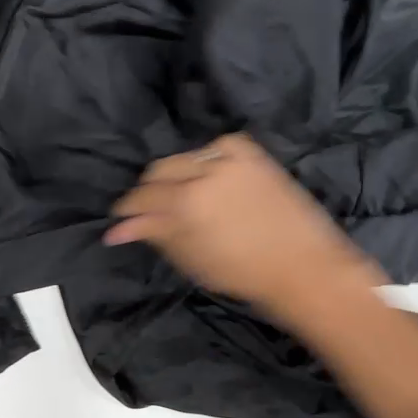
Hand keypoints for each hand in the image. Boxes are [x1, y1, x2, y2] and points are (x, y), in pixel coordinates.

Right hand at [105, 133, 374, 305]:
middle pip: (159, 169)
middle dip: (148, 189)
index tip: (119, 221)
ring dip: (174, 175)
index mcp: (186, 201)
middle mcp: (206, 170)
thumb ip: (154, 235)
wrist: (300, 264)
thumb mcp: (190, 258)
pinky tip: (207, 176)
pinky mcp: (254, 154)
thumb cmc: (240, 272)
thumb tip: (117, 230)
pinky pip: (218, 146)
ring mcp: (232, 158)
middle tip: (145, 211)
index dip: (126, 211)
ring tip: (176, 197)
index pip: (141, 197)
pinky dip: (206, 158)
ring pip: (185, 157)